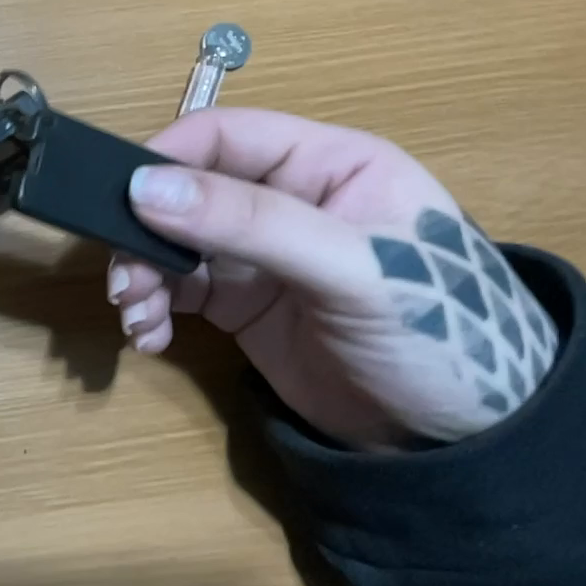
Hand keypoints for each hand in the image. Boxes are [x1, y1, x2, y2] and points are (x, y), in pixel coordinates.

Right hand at [108, 109, 559, 449]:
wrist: (465, 449)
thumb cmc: (439, 335)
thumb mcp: (351, 270)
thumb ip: (250, 223)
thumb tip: (143, 188)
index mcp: (326, 165)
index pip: (224, 137)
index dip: (164, 161)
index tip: (120, 204)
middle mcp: (284, 200)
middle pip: (182, 192)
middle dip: (143, 235)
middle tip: (124, 282)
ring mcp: (257, 255)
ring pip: (168, 243)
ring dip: (139, 276)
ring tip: (136, 318)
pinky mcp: (238, 303)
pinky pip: (173, 291)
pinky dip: (150, 310)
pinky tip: (149, 337)